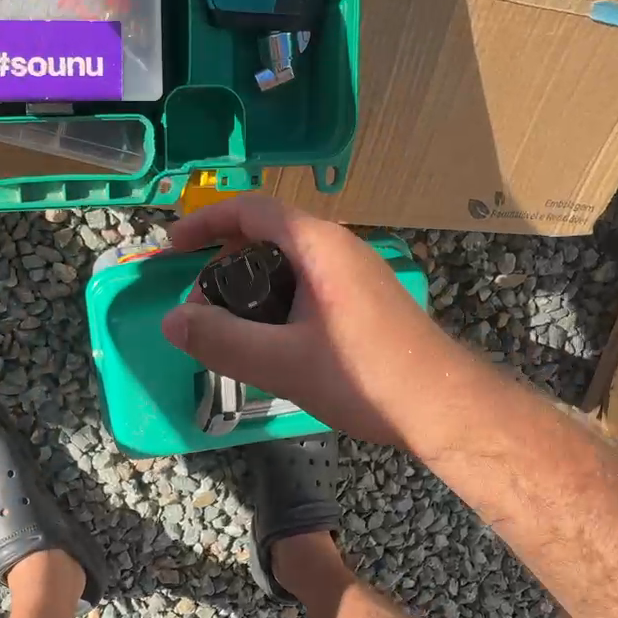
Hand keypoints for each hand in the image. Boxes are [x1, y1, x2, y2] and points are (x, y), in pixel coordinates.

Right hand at [160, 195, 472, 447]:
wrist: (446, 408)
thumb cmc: (365, 378)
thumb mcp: (282, 363)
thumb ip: (222, 340)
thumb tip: (172, 322)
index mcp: (318, 246)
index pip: (250, 209)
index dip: (205, 221)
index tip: (172, 247)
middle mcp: (339, 246)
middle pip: (266, 233)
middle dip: (222, 261)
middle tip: (199, 306)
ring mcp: (356, 271)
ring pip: (287, 261)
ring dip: (249, 283)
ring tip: (228, 325)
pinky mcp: (365, 298)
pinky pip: (307, 281)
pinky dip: (275, 297)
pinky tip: (270, 339)